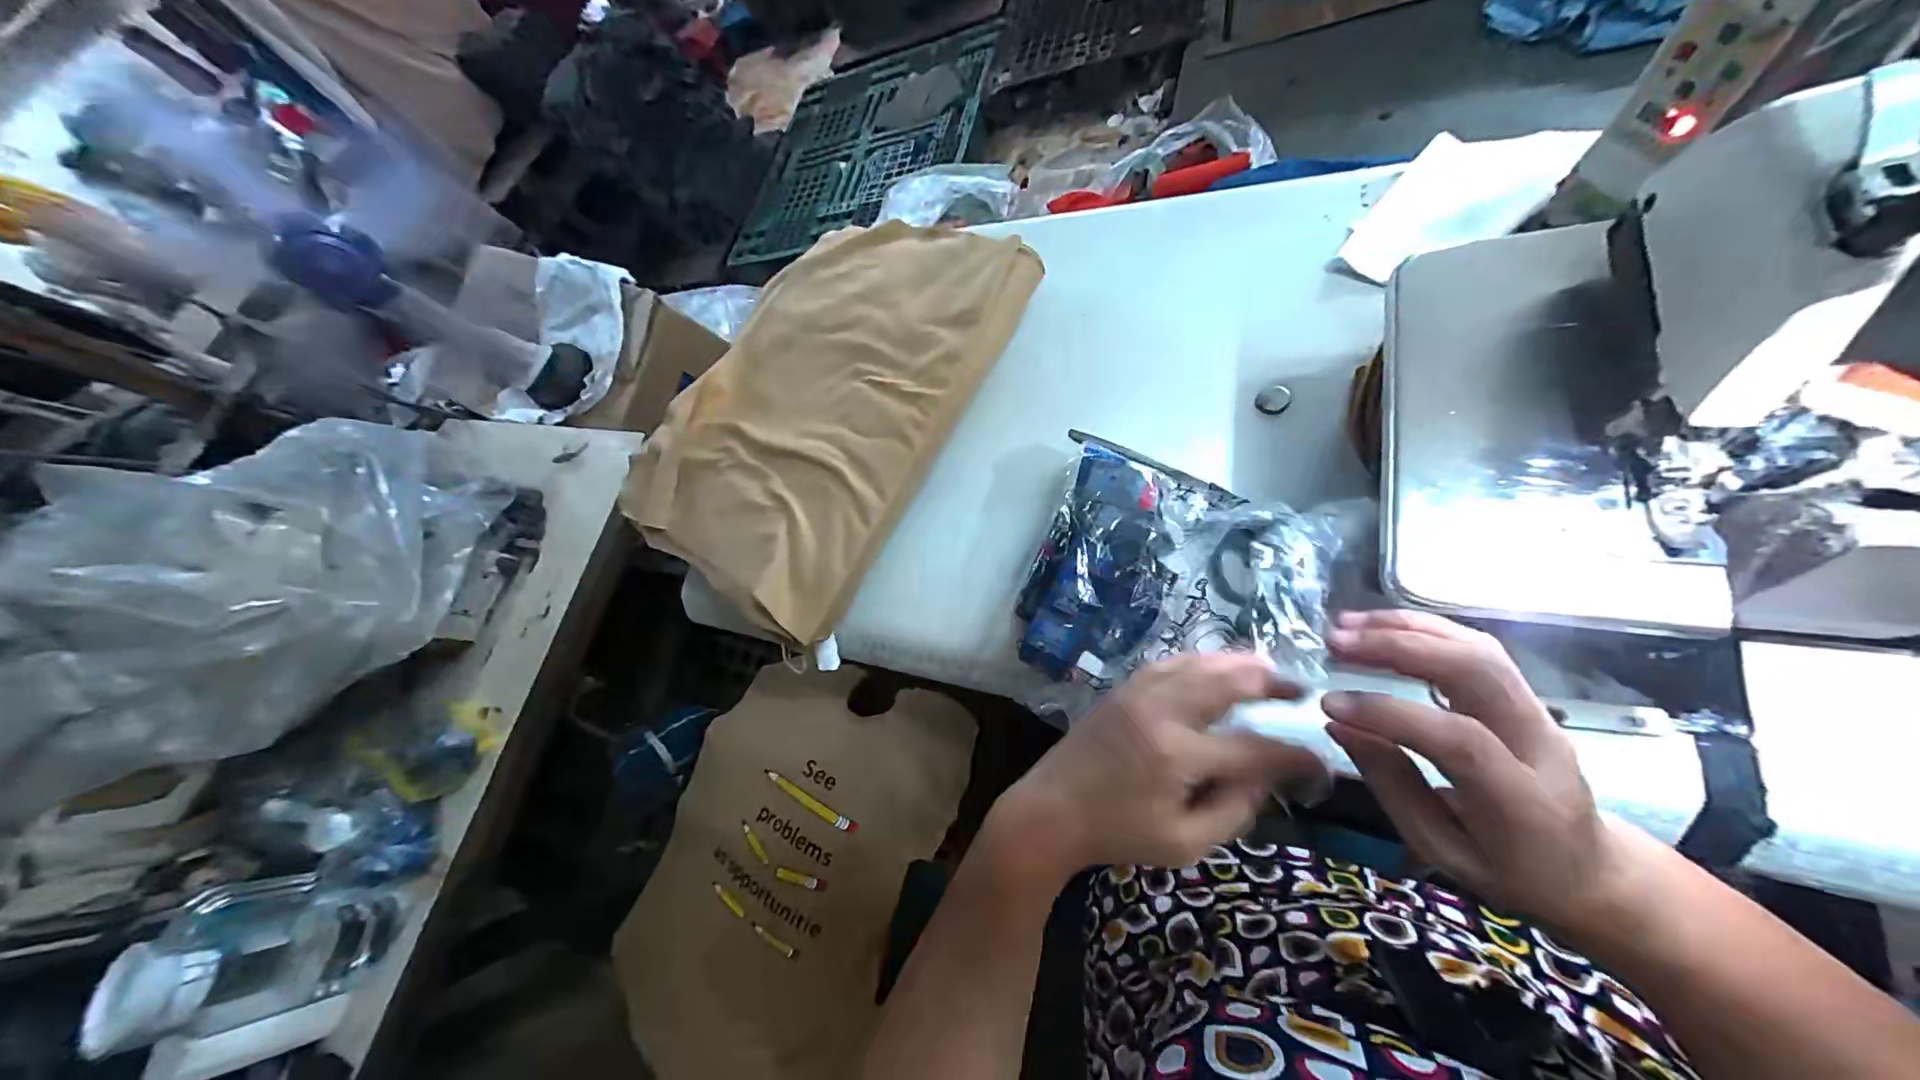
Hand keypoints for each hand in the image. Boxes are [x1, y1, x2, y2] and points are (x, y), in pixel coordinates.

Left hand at [992, 653, 1330, 882]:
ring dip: (1237, 664)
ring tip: (1268, 672)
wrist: (1049, 809)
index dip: (1295, 756)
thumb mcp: (1184, 843)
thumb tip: (1266, 779)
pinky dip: (1200, 661)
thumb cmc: (1117, 833)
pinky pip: (1170, 663)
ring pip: (1199, 662)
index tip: (1319, 762)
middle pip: (1228, 681)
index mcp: (1178, 753)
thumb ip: (1234, 811)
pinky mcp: (1122, 688)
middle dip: (1271, 683)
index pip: (1254, 748)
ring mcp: (1138, 692)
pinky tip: (1215, 668)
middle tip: (1299, 690)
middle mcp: (1161, 710)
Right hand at [1323, 610, 1653, 932]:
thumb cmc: (1509, 869)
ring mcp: (1537, 711)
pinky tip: (1379, 626)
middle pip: (1477, 671)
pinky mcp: (1523, 694)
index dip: (1390, 713)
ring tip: (1347, 626)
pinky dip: (1422, 628)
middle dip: (1399, 647)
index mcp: (1522, 800)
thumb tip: (1338, 725)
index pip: (1459, 739)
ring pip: (1476, 648)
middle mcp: (1538, 742)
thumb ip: (1392, 785)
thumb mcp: (1442, 849)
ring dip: (1406, 628)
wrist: (1588, 868)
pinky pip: (1475, 647)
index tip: (1330, 704)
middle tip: (1335, 644)